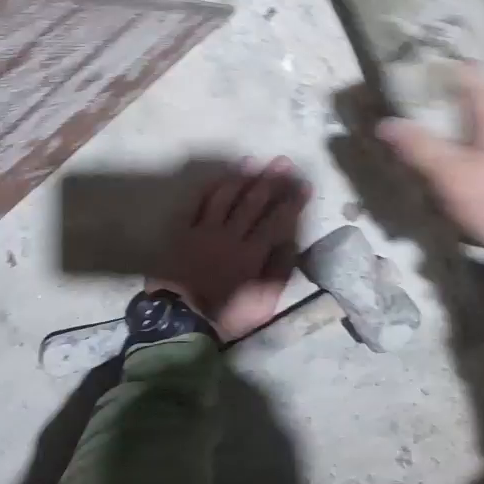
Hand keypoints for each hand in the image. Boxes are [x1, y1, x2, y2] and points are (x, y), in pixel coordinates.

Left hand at [150, 157, 309, 341]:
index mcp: (252, 253)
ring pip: (225, 198)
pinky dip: (207, 190)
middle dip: (271, 180)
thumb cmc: (225, 316)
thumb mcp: (263, 304)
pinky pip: (196, 206)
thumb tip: (289, 242)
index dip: (292, 201)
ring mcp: (204, 231)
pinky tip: (216, 179)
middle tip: (283, 161)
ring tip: (252, 162)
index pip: (277, 220)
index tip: (304, 183)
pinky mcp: (182, 233)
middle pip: (253, 202)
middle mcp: (230, 236)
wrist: (179, 322)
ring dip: (240, 179)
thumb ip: (278, 272)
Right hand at [378, 65, 483, 281]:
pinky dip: (480, 145)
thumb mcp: (453, 177)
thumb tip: (385, 124)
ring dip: (462, 129)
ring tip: (436, 150)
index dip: (433, 73)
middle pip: (474, 95)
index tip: (406, 87)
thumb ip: (419, 147)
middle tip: (414, 123)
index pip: (462, 70)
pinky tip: (469, 171)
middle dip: (443, 106)